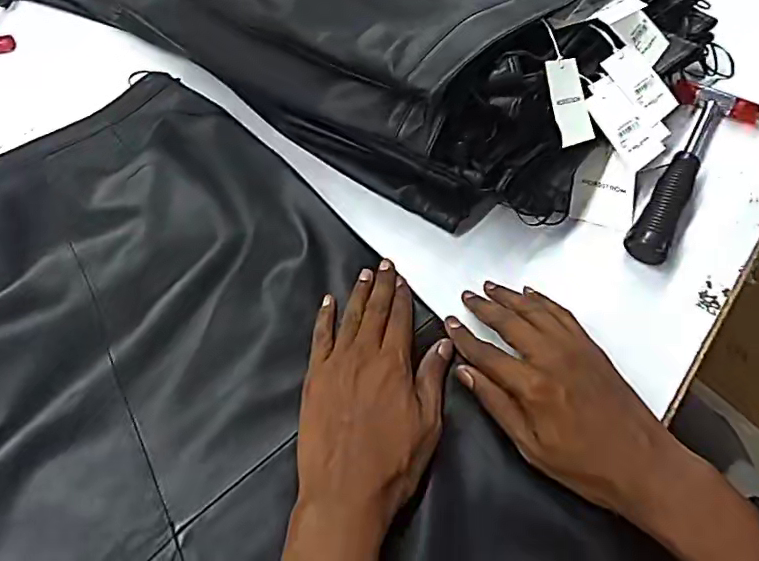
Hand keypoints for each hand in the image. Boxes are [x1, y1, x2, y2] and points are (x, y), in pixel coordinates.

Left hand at [286, 260, 451, 560]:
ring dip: (358, 293)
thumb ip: (433, 378)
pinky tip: (328, 302)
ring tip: (364, 274)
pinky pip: (320, 337)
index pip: (399, 318)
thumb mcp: (427, 424)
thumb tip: (443, 344)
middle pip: (374, 310)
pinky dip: (325, 317)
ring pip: (349, 317)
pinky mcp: (315, 377)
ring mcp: (337, 364)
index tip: (402, 280)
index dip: (402, 296)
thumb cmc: (388, 466)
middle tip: (384, 265)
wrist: (343, 493)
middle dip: (381, 285)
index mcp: (393, 365)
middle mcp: (364, 357)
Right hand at [451, 282, 758, 560]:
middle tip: (467, 297)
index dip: (464, 336)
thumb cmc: (592, 465)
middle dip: (483, 307)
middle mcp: (551, 358)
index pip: (486, 352)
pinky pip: (560, 312)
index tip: (452, 324)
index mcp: (533, 386)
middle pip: (507, 321)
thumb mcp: (531, 447)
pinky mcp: (589, 345)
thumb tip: (469, 377)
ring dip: (508, 295)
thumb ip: (496, 405)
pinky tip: (531, 294)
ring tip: (490, 287)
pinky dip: (542, 299)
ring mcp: (572, 347)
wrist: (643, 465)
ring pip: (532, 309)